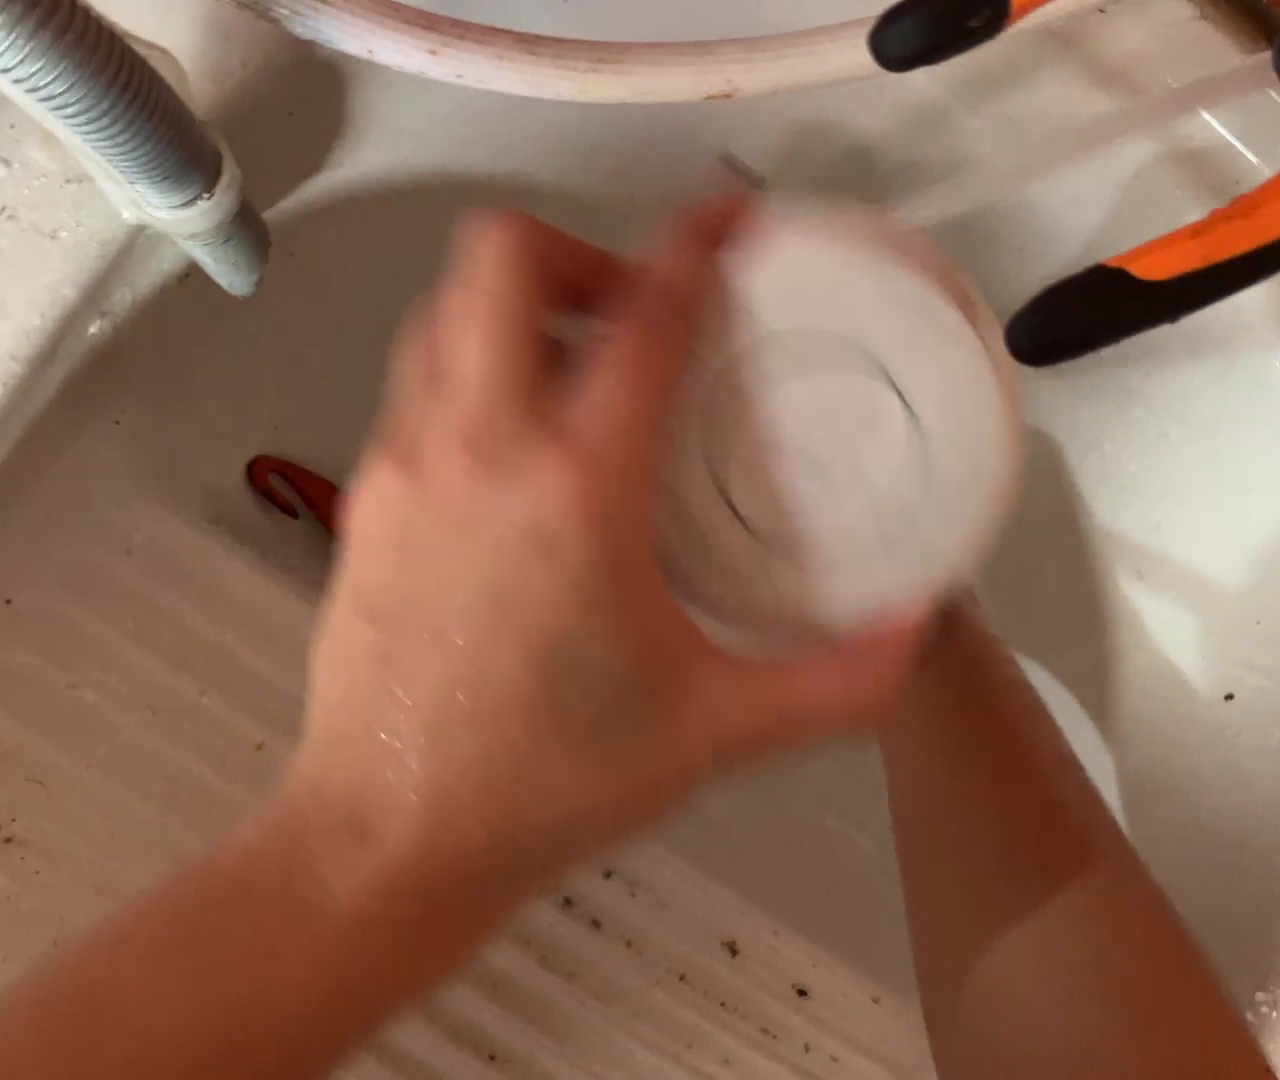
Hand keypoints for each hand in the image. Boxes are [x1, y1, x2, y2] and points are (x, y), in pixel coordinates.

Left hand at [284, 196, 931, 893]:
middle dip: (573, 252)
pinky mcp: (360, 496)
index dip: (694, 242)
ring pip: (442, 312)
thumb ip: (837, 679)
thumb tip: (920, 627)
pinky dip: (461, 371)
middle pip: (500, 256)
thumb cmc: (552, 779)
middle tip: (624, 314)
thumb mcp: (713, 729)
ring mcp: (402, 463)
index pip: (646, 317)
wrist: (391, 827)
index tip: (726, 213)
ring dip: (507, 307)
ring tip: (563, 367)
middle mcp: (477, 446)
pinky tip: (502, 447)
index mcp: (577, 485)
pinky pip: (411, 386)